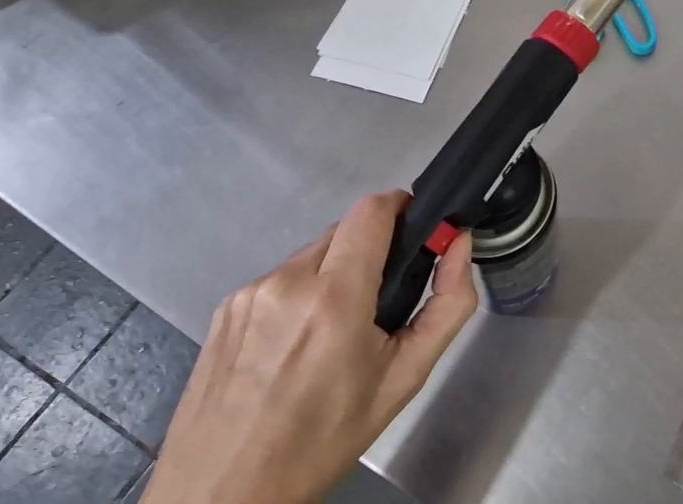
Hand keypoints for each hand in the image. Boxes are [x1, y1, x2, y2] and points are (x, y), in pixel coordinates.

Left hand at [143, 191, 476, 503]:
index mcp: (334, 298)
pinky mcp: (224, 308)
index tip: (416, 233)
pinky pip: (280, 279)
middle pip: (345, 230)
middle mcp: (286, 282)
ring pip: (312, 254)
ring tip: (333, 335)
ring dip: (335, 274)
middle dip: (372, 250)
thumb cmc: (323, 441)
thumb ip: (447, 304)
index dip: (402, 208)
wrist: (222, 496)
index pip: (372, 210)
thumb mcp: (404, 379)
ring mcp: (248, 293)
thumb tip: (460, 244)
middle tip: (380, 302)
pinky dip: (300, 296)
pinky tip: (295, 346)